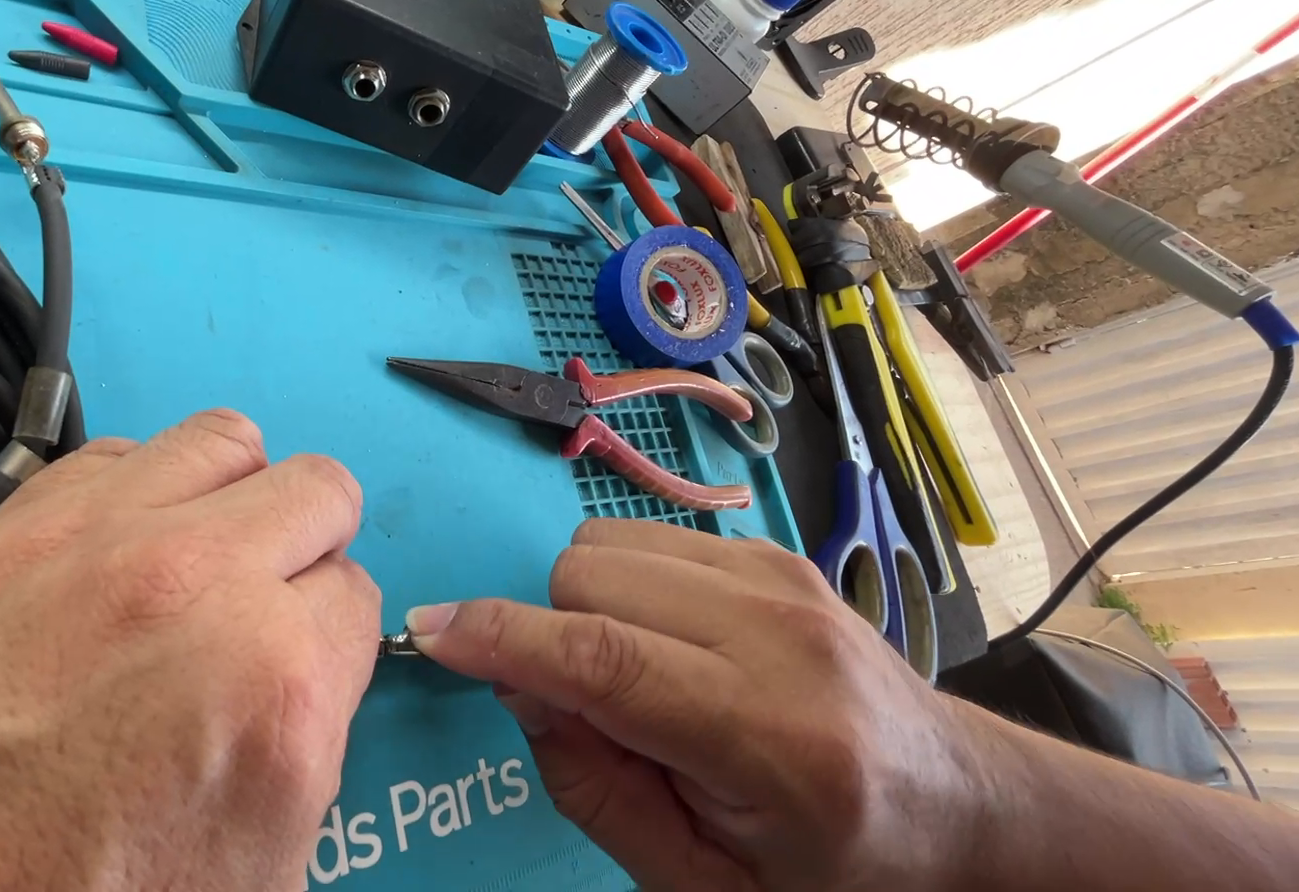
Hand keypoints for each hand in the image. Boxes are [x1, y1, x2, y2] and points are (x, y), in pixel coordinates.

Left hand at [0, 410, 381, 891]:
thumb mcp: (252, 873)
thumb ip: (310, 737)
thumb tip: (309, 661)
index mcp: (277, 683)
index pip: (357, 594)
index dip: (329, 635)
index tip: (297, 658)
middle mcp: (201, 582)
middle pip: (318, 490)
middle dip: (304, 548)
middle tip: (261, 602)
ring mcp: (102, 536)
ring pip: (229, 441)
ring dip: (233, 493)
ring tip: (199, 553)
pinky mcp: (18, 518)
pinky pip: (127, 452)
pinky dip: (142, 489)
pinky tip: (117, 549)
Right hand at [404, 519, 982, 891]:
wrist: (958, 799)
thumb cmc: (827, 865)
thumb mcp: (698, 877)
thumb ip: (587, 780)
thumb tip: (515, 676)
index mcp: (775, 739)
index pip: (605, 659)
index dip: (503, 639)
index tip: (433, 630)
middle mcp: (781, 633)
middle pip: (587, 576)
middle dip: (554, 632)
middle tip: (594, 701)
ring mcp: (779, 575)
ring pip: (602, 541)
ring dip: (585, 602)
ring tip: (637, 666)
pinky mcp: (769, 548)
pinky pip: (638, 534)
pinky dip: (622, 580)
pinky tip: (668, 634)